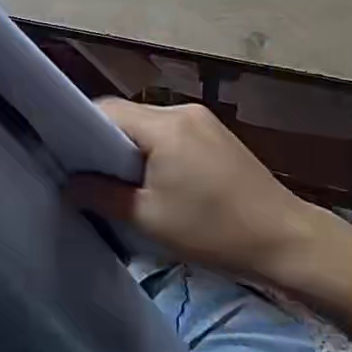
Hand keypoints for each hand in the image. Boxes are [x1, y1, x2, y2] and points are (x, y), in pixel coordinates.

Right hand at [67, 99, 329, 278]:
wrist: (286, 240)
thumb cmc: (213, 231)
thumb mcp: (150, 220)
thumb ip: (102, 196)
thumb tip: (69, 185)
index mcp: (166, 126)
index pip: (107, 111)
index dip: (80, 130)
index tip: (65, 156)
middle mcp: (183, 112)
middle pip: (129, 116)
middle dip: (105, 142)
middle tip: (89, 175)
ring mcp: (204, 121)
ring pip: (150, 126)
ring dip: (132, 148)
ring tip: (120, 182)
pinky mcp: (217, 135)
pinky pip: (172, 134)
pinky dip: (155, 151)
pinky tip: (154, 180)